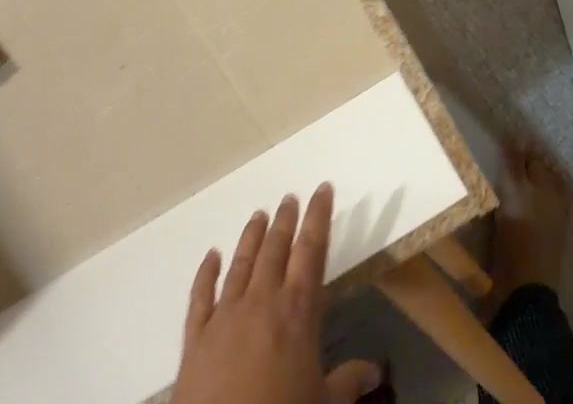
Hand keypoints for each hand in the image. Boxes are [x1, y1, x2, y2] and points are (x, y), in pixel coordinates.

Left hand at [173, 183, 382, 403]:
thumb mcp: (325, 402)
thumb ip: (349, 381)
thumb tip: (376, 369)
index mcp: (298, 311)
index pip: (311, 251)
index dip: (319, 218)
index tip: (322, 190)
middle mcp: (262, 302)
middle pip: (276, 249)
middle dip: (286, 220)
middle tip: (291, 197)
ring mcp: (225, 315)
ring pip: (241, 264)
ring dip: (252, 237)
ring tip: (259, 214)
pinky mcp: (196, 335)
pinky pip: (201, 295)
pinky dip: (206, 272)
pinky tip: (211, 256)